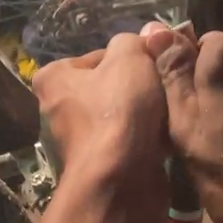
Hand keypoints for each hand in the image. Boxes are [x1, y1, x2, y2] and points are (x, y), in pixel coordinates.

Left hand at [33, 33, 167, 187]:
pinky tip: (164, 138)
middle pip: (113, 85)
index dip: (134, 58)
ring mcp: (79, 141)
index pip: (102, 55)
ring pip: (125, 114)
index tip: (155, 67)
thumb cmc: (119, 111)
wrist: (121, 181)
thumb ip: (134, 41)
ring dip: (148, 114)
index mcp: (54, 77)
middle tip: (167, 88)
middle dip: (142, 86)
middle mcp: (58, 108)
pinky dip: (147, 138)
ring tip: (168, 114)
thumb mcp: (130, 57)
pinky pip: (130, 141)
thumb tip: (143, 42)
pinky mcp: (99, 166)